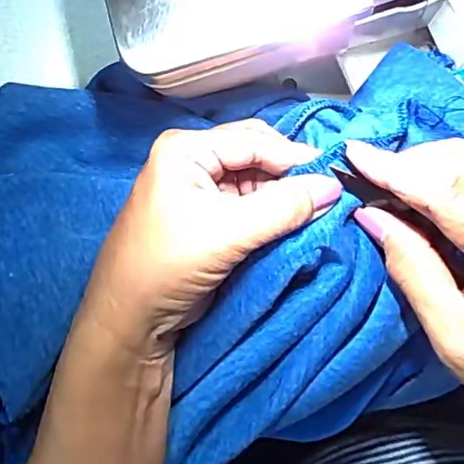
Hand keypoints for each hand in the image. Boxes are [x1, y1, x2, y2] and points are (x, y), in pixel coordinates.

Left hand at [76, 121, 342, 355]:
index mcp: (185, 148)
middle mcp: (191, 157)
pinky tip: (294, 218)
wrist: (127, 322)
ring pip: (254, 177)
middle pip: (253, 153)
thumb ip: (283, 207)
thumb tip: (334, 186)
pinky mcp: (205, 211)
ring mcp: (197, 184)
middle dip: (289, 172)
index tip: (336, 173)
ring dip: (283, 191)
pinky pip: (247, 198)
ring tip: (318, 206)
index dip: (294, 156)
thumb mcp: (228, 233)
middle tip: (329, 190)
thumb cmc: (167, 267)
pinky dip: (271, 208)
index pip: (251, 141)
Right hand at [345, 138, 463, 463]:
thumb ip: (415, 272)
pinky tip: (423, 201)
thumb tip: (374, 216)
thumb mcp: (460, 346)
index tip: (355, 154)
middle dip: (408, 161)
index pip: (452, 195)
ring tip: (389, 191)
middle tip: (367, 179)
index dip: (398, 169)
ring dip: (425, 166)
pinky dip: (445, 178)